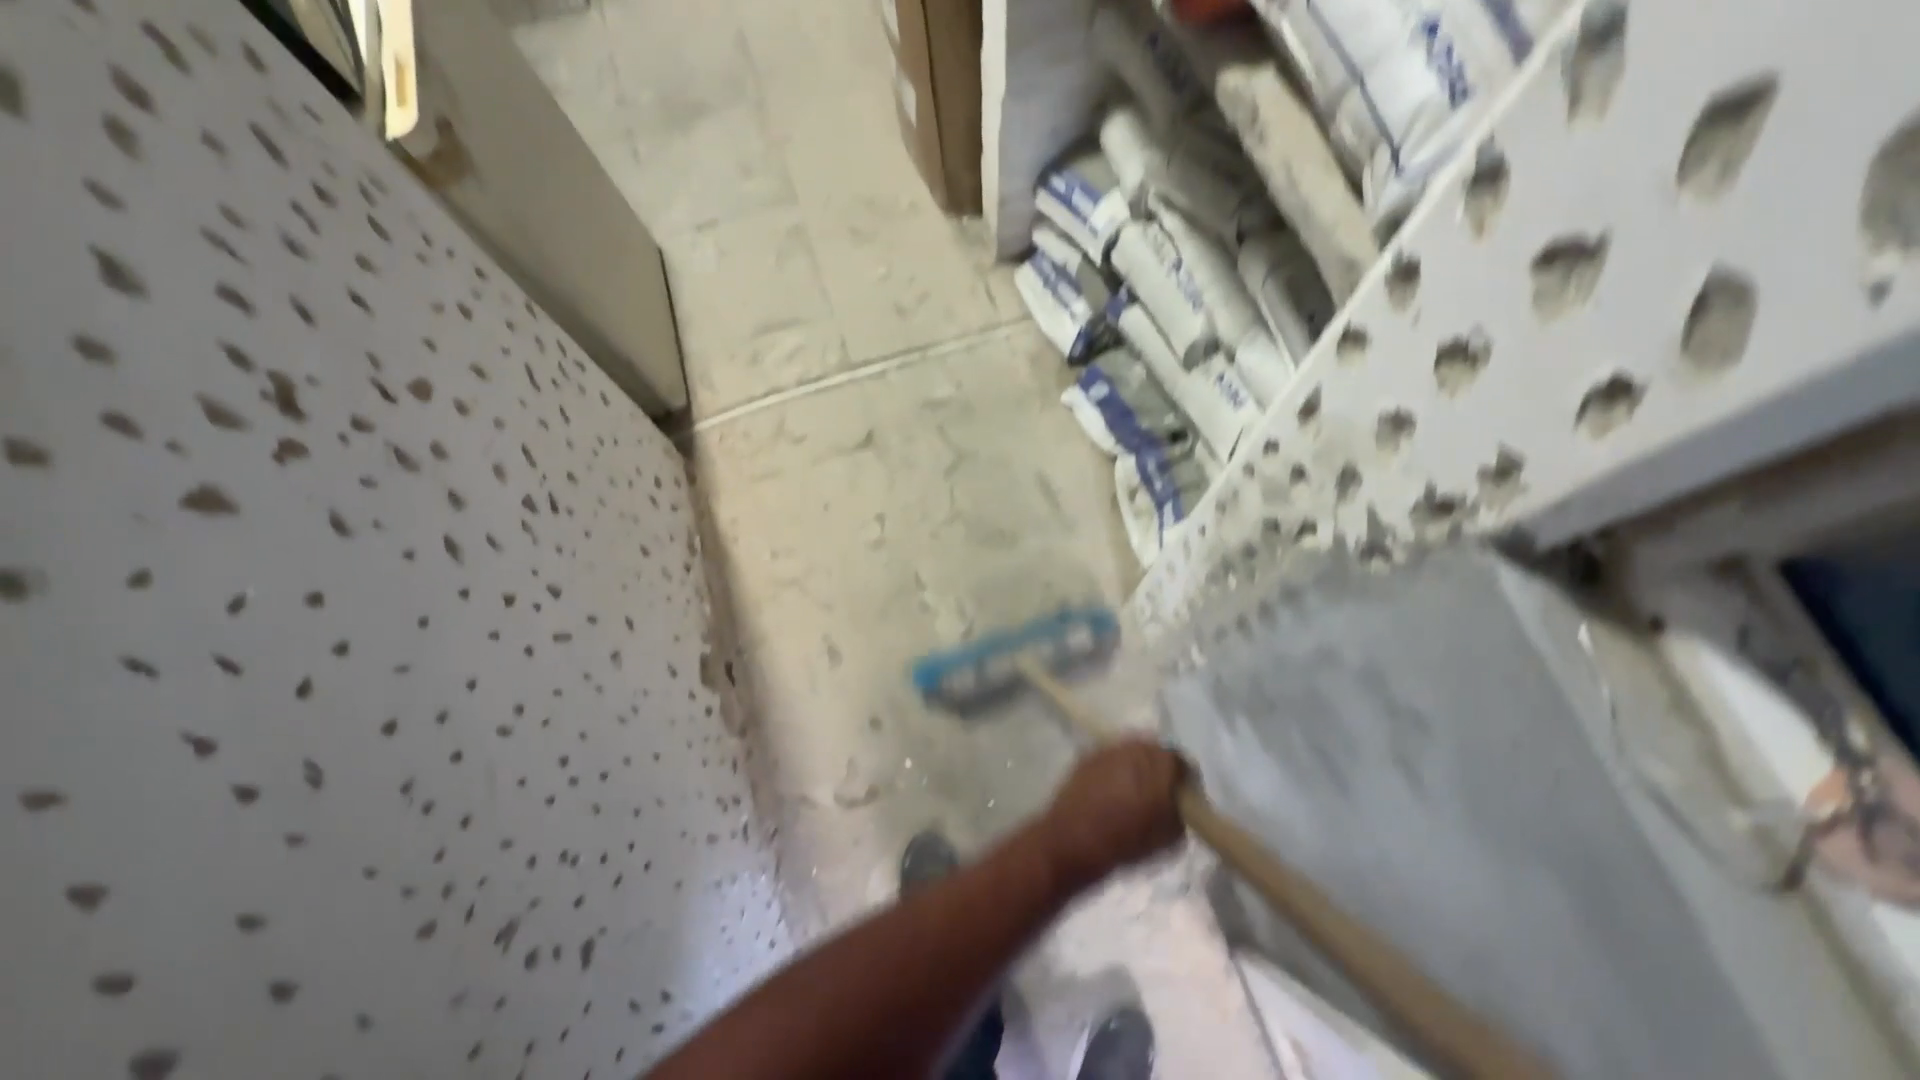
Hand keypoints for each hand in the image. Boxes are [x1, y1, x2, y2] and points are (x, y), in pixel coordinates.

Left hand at [1041, 738, 1189, 888]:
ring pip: (1129, 753)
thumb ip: (1180, 813)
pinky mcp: (1084, 757)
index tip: (1183, 797)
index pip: (1181, 762)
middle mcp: (1134, 746)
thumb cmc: (1124, 841)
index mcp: (1160, 762)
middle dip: (1159, 769)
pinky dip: (1112, 771)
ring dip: (1135, 768)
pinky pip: (1108, 760)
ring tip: (1133, 792)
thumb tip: (1179, 806)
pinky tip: (1110, 792)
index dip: (1184, 780)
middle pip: (1154, 751)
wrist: (1072, 841)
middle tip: (1159, 793)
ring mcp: (1106, 749)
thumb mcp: (1168, 837)